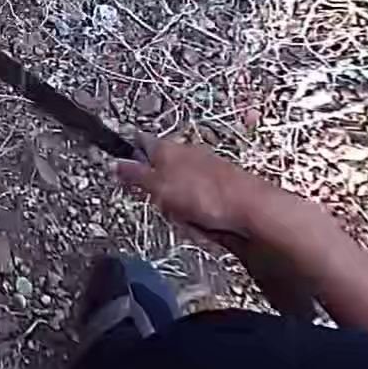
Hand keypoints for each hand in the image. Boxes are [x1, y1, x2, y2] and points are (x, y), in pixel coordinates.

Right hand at [114, 135, 270, 235]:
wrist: (253, 210)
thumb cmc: (204, 194)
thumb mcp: (158, 187)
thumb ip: (134, 174)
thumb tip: (114, 163)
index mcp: (166, 147)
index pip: (139, 143)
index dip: (129, 158)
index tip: (126, 176)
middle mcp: (185, 153)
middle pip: (158, 173)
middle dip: (159, 195)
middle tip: (165, 208)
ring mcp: (204, 169)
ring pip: (178, 192)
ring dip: (179, 209)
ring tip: (189, 220)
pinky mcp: (221, 187)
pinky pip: (198, 203)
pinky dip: (199, 216)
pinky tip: (206, 225)